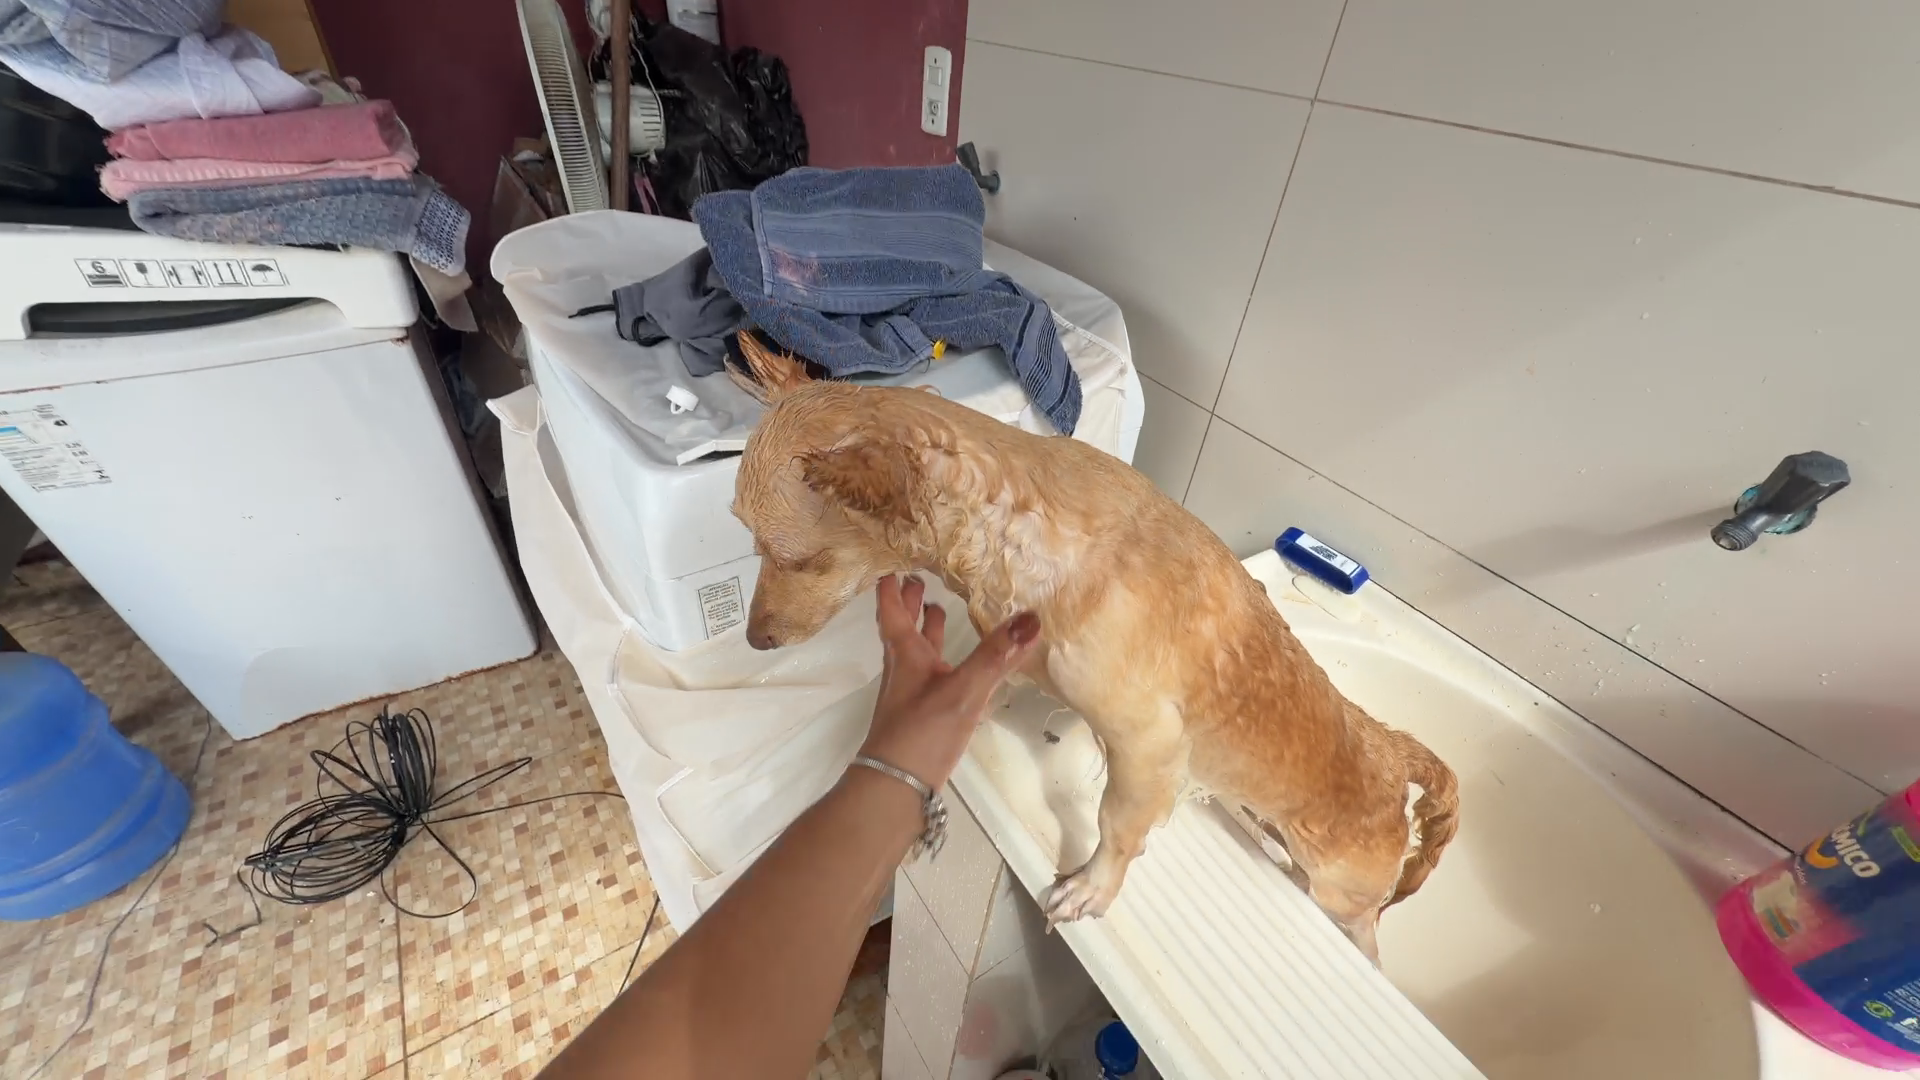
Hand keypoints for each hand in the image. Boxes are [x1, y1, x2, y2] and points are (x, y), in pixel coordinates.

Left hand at [857, 576, 1040, 790]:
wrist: (895, 788)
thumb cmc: (921, 731)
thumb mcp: (963, 690)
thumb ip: (996, 656)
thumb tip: (1031, 618)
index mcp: (905, 653)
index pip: (892, 611)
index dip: (891, 588)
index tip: (894, 565)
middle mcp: (903, 668)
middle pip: (902, 627)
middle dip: (909, 603)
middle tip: (916, 580)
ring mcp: (910, 693)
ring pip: (916, 651)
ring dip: (924, 629)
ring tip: (935, 609)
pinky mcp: (920, 714)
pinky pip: (930, 674)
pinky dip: (940, 658)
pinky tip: (954, 665)